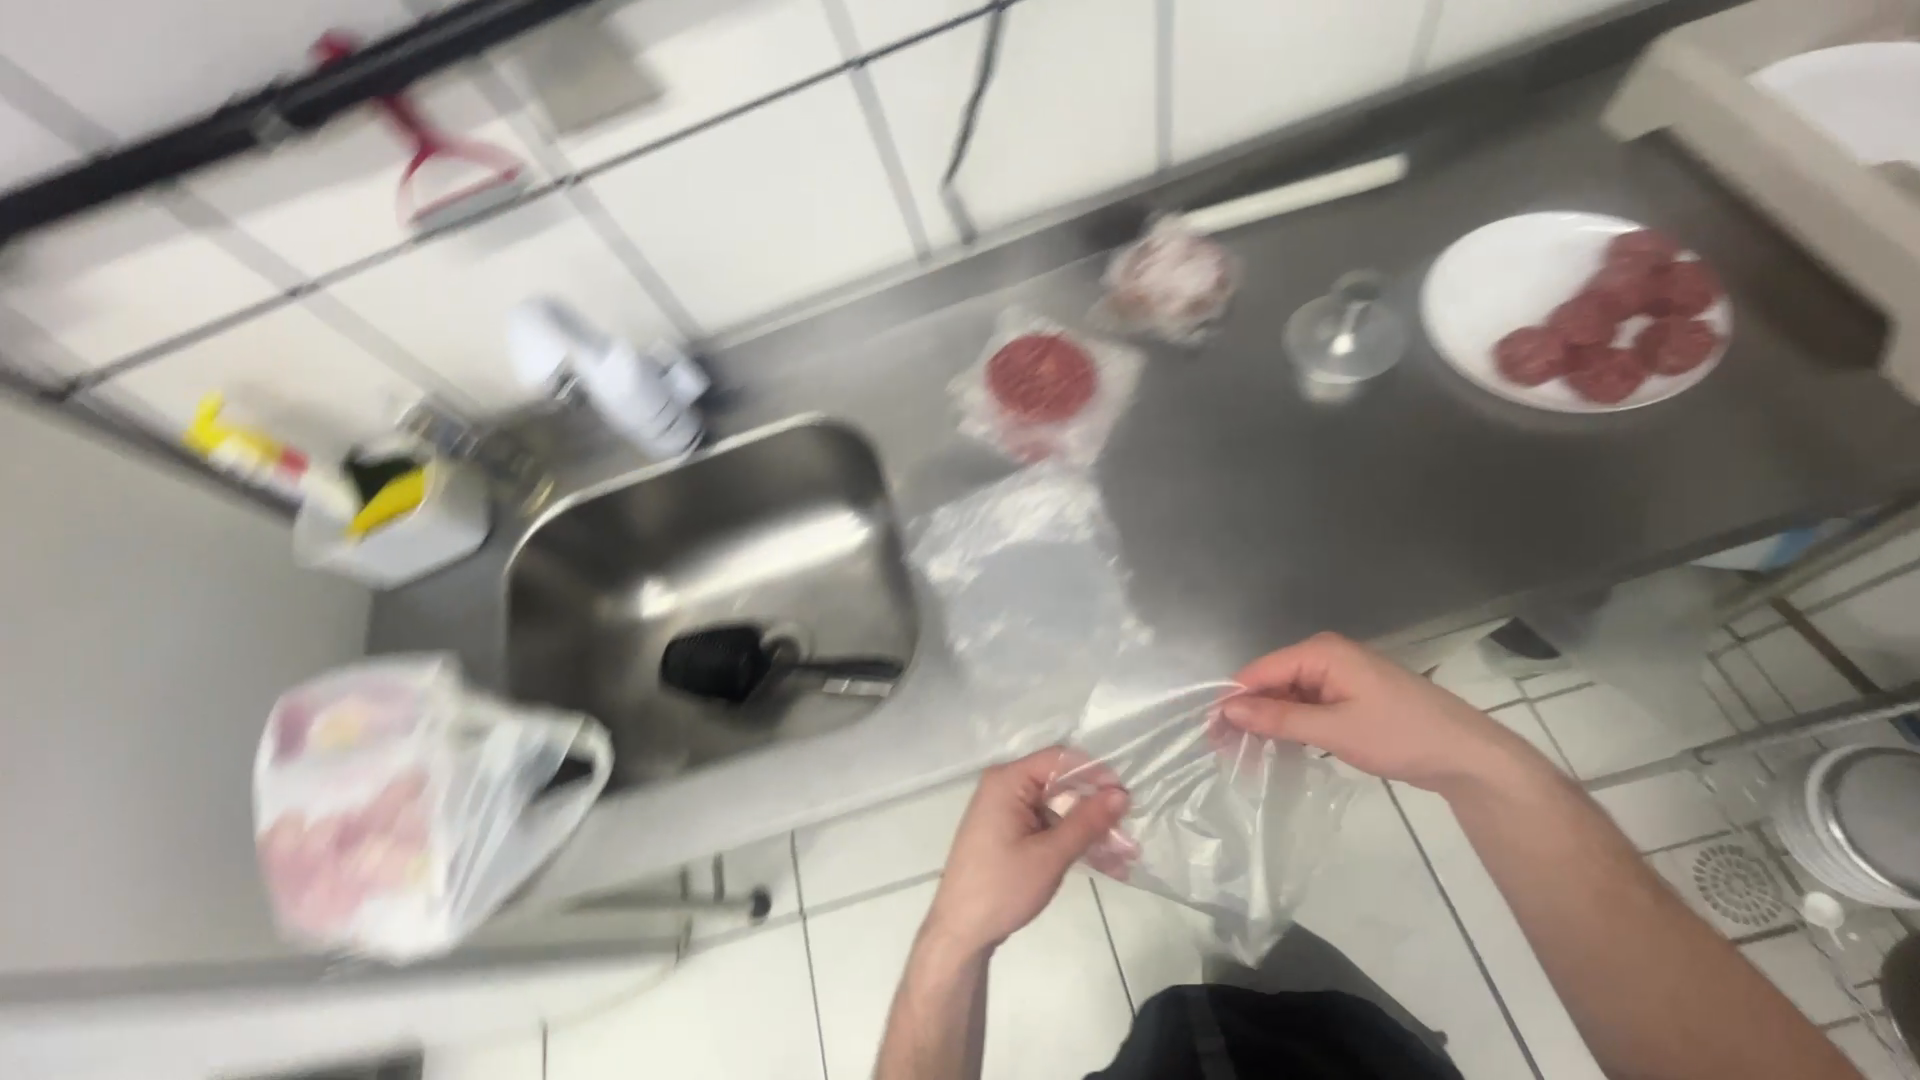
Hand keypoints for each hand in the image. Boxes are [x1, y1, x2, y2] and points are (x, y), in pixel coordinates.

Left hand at [923, 748, 1128, 955]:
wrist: (959, 932)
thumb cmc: (1001, 887)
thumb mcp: (1050, 855)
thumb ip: (1087, 821)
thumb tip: (1121, 793)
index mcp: (1007, 781)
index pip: (1059, 759)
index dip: (1095, 773)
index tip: (1125, 797)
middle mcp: (1005, 788)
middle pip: (1061, 786)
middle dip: (1097, 811)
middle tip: (1129, 836)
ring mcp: (1006, 812)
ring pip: (1059, 810)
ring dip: (1090, 832)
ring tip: (1126, 858)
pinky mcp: (1009, 834)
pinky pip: (1048, 827)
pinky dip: (1073, 843)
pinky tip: (1106, 865)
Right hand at [1220, 632, 1546, 796]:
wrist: (1468, 757)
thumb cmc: (1401, 736)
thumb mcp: (1334, 730)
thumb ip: (1277, 718)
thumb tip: (1227, 709)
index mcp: (1321, 651)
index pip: (1259, 671)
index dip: (1232, 700)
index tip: (1210, 734)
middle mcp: (1327, 654)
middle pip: (1271, 680)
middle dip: (1247, 712)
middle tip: (1225, 751)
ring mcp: (1340, 674)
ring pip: (1288, 694)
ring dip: (1268, 721)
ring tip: (1245, 755)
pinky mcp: (1350, 695)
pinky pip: (1308, 704)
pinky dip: (1292, 724)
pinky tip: (1279, 747)